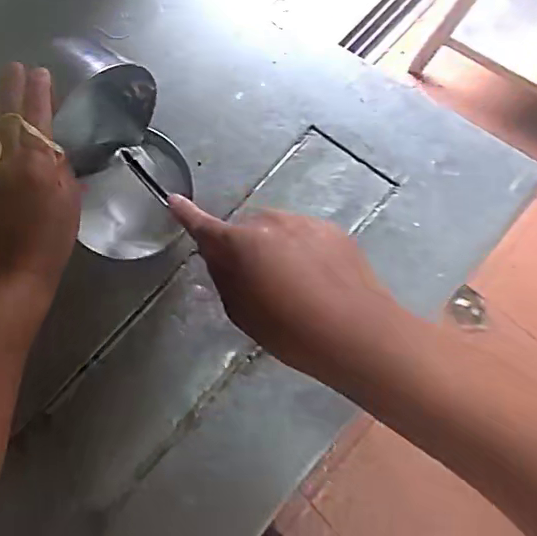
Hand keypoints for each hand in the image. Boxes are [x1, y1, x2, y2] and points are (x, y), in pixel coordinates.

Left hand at [0, 63, 80, 297]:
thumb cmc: (53, 238)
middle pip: (9, 118)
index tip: (38, 71)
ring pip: (5, 146)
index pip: (37, 117)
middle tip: (13, 67)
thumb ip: (61, 168)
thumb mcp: (70, 199)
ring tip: (31, 153)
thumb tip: (53, 150)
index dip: (38, 92)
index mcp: (36, 162)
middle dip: (10, 90)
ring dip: (15, 139)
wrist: (13, 271)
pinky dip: (11, 167)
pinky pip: (0, 167)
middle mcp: (9, 161)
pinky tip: (21, 187)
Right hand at [168, 198, 415, 388]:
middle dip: (248, 248)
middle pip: (245, 231)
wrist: (361, 335)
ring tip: (300, 287)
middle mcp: (266, 222)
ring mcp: (301, 222)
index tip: (174, 200)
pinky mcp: (331, 230)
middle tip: (263, 283)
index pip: (202, 224)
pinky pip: (306, 236)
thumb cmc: (292, 331)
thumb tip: (219, 257)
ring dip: (278, 249)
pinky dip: (307, 252)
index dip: (186, 214)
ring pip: (278, 232)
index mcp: (238, 243)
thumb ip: (224, 278)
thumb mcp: (242, 312)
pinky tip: (323, 282)